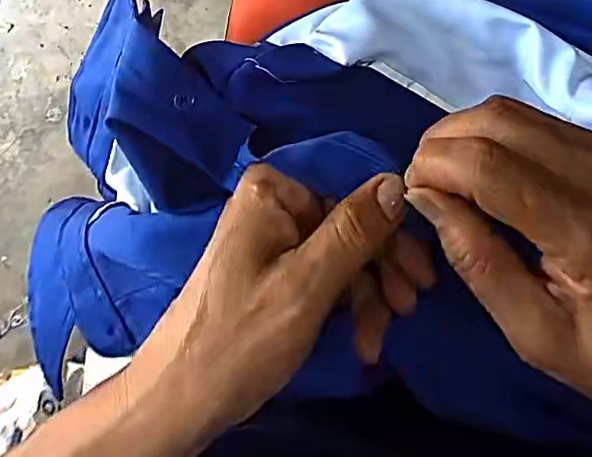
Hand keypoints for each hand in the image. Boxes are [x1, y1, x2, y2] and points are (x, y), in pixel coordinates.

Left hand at [89, 164, 434, 454]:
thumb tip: (399, 180)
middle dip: (382, 268)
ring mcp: (276, 235)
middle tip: (410, 303)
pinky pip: (328, 271)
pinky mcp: (278, 266)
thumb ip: (355, 231)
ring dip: (370, 293)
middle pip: (353, 222)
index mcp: (274, 191)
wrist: (172, 412)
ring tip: (382, 333)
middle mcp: (277, 202)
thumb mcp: (305, 286)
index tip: (419, 265)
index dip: (391, 224)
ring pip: (346, 251)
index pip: (352, 188)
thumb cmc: (234, 344)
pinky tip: (363, 336)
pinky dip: (349, 303)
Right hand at [405, 98, 591, 456]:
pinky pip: (537, 118)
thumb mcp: (538, 339)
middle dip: (443, 140)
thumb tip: (428, 198)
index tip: (407, 192)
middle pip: (498, 120)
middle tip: (420, 182)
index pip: (491, 165)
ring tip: (444, 174)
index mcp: (585, 229)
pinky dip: (496, 131)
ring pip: (515, 109)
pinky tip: (483, 166)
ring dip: (467, 130)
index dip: (436, 166)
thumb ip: (479, 264)